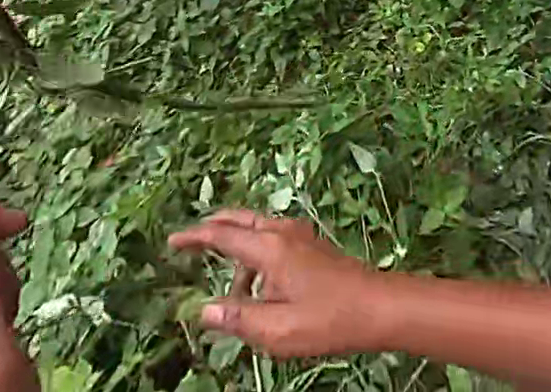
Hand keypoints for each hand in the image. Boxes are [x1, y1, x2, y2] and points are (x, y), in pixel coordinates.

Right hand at [167, 209, 387, 356]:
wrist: (378, 305)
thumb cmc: (328, 320)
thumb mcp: (279, 330)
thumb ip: (238, 319)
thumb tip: (203, 310)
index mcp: (268, 247)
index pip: (221, 235)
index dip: (194, 237)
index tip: (172, 242)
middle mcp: (280, 231)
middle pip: (237, 219)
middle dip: (211, 228)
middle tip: (189, 243)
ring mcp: (296, 233)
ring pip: (254, 229)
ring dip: (235, 251)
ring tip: (233, 297)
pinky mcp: (308, 243)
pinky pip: (270, 238)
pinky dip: (254, 255)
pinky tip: (261, 291)